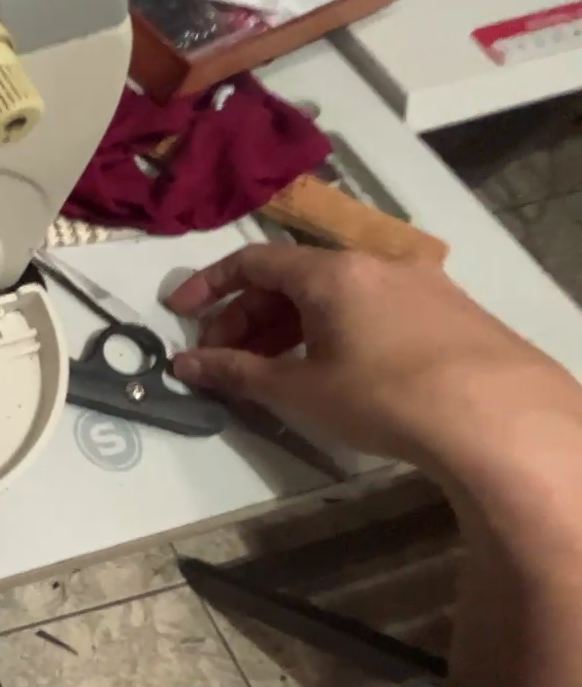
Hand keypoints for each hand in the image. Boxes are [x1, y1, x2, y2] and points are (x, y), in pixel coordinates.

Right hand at [163, 244, 580, 473]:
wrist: (508, 424)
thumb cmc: (383, 395)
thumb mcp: (293, 388)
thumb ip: (231, 371)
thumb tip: (183, 365)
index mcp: (333, 273)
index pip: (252, 261)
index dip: (206, 284)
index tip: (179, 313)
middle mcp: (377, 266)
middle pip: (288, 280)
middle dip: (243, 316)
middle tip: (222, 356)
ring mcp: (419, 287)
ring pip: (328, 296)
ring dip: (282, 327)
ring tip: (266, 369)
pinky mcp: (447, 314)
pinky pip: (365, 309)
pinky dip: (325, 330)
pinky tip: (322, 370)